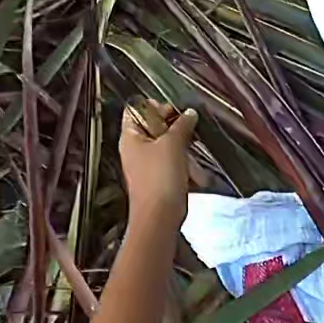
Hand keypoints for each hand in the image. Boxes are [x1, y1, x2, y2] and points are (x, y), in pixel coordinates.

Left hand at [119, 99, 198, 223]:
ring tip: (192, 148)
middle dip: (173, 126)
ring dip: (181, 144)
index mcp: (130, 137)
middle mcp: (135, 148)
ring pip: (165, 144)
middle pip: (153, 126)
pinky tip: (193, 166)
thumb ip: (182, 125)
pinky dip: (182, 160)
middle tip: (188, 128)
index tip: (174, 111)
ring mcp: (147, 163)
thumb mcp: (173, 144)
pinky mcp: (159, 176)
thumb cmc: (161, 176)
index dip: (155, 106)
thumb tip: (190, 113)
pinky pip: (171, 160)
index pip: (137, 110)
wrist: (160, 215)